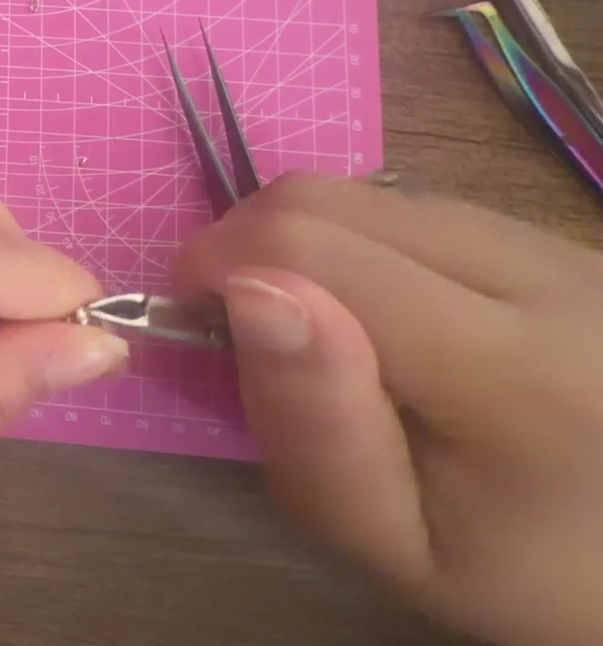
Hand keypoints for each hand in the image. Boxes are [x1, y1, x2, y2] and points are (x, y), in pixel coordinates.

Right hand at [175, 174, 602, 645]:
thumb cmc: (498, 566)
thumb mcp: (378, 530)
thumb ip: (309, 420)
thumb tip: (249, 287)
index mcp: (519, 373)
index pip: (305, 246)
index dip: (214, 262)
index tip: (195, 320)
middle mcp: (558, 283)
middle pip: (324, 201)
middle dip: (241, 244)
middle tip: (235, 321)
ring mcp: (568, 252)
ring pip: (361, 195)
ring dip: (293, 242)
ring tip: (307, 320)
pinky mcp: (561, 241)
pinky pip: (406, 205)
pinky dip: (349, 242)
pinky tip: (369, 308)